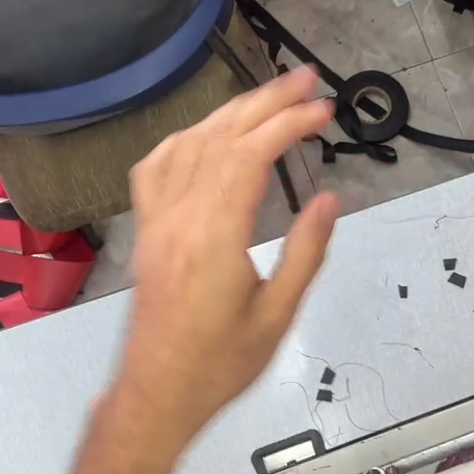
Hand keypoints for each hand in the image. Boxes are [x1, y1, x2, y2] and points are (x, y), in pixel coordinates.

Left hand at [117, 68, 339, 436]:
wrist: (157, 394)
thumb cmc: (222, 364)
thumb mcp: (278, 314)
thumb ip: (305, 252)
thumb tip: (327, 197)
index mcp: (214, 236)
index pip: (250, 155)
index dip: (288, 124)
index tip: (324, 110)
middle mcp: (178, 216)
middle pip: (220, 137)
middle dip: (266, 102)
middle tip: (307, 80)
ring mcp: (155, 220)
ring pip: (189, 144)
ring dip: (231, 112)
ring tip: (270, 95)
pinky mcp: (146, 230)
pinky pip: (156, 167)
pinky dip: (185, 138)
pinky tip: (205, 132)